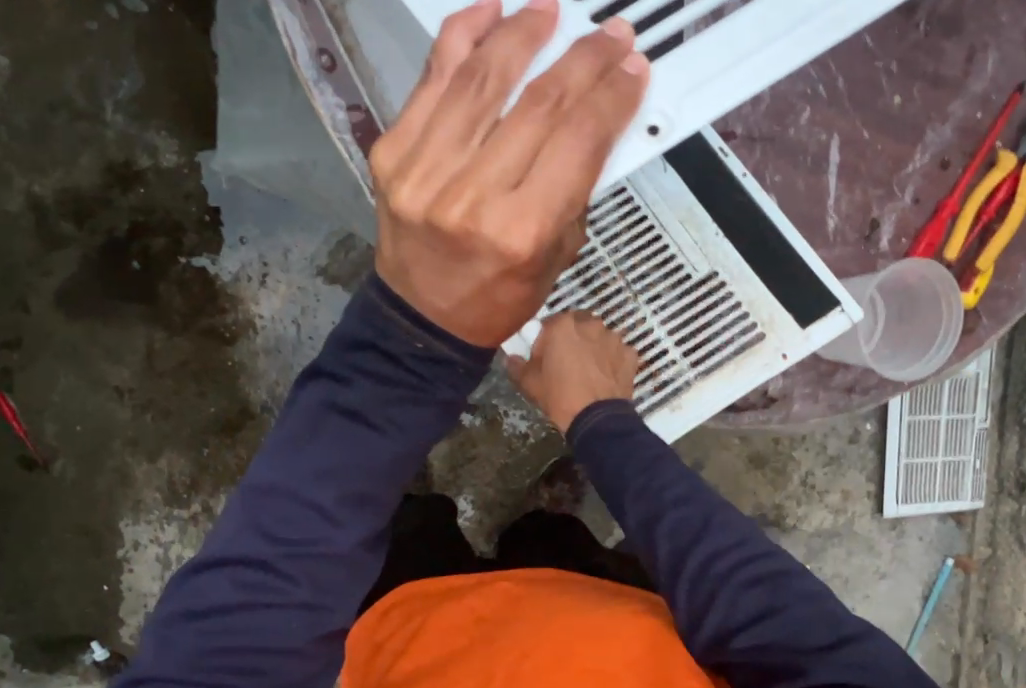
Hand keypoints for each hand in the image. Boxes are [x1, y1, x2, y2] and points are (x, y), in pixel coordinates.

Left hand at [369, 0, 650, 346]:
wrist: (425, 319)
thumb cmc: (497, 297)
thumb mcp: (555, 258)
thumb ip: (573, 190)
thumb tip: (595, 119)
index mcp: (522, 232)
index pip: (577, 142)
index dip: (611, 96)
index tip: (631, 69)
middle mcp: (472, 197)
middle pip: (538, 105)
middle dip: (582, 61)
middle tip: (608, 36)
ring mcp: (425, 171)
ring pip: (483, 79)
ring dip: (522, 35)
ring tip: (548, 10)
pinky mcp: (394, 154)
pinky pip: (432, 80)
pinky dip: (462, 39)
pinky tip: (489, 13)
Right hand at [507, 311, 641, 430]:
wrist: (597, 420)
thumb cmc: (559, 397)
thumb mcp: (529, 384)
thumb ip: (517, 366)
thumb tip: (511, 359)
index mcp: (563, 325)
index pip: (550, 324)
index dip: (546, 340)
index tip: (545, 357)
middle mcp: (591, 324)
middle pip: (579, 326)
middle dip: (573, 340)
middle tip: (568, 362)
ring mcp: (614, 339)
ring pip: (601, 338)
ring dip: (595, 348)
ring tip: (590, 372)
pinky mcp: (630, 355)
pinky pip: (618, 353)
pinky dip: (613, 361)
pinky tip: (606, 378)